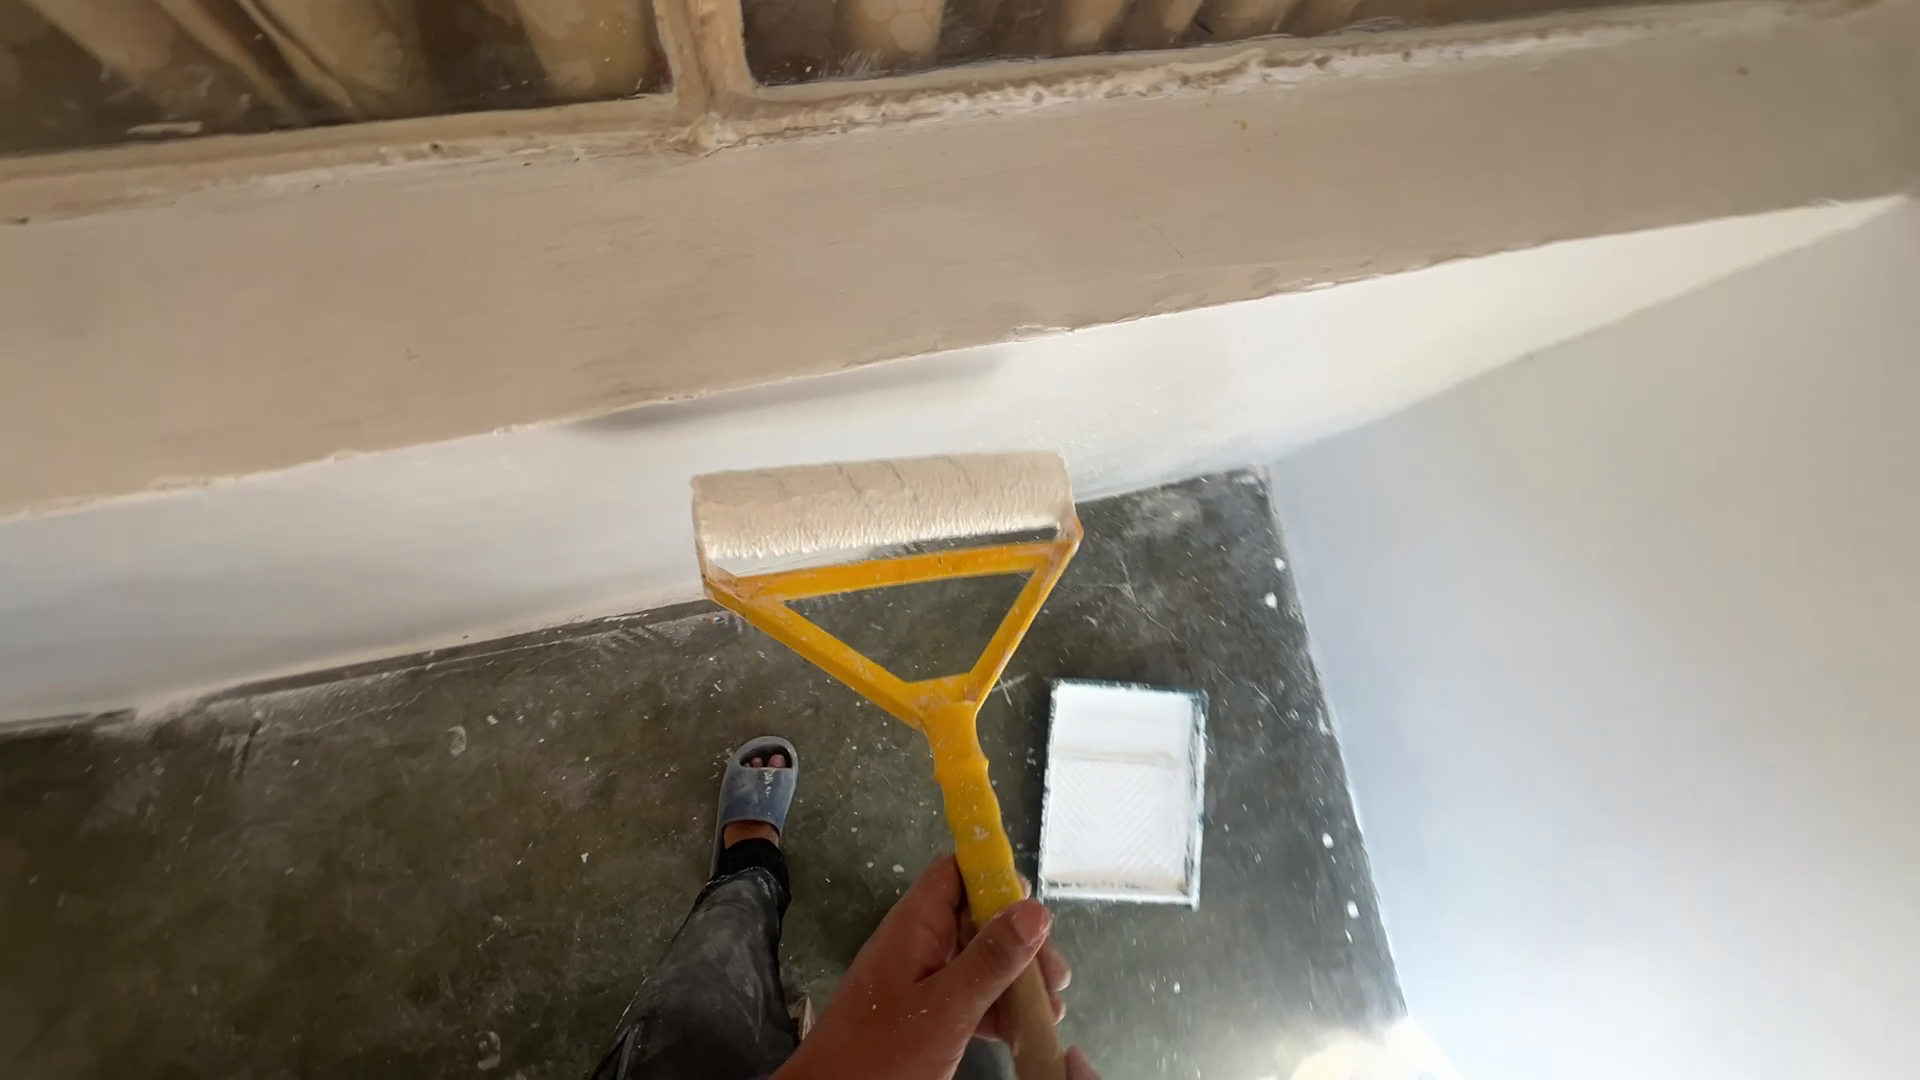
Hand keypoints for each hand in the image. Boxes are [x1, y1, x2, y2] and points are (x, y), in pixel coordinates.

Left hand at [773, 854, 1100, 1079]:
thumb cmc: (882, 1052)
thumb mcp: (946, 1008)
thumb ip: (990, 959)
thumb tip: (1035, 908)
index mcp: (917, 921)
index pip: (957, 870)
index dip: (996, 876)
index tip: (1034, 910)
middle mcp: (920, 938)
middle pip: (978, 915)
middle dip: (1020, 940)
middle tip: (1056, 976)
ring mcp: (921, 973)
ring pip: (977, 956)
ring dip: (1015, 977)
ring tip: (1051, 1008)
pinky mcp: (923, 1007)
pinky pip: (967, 990)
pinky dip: (996, 1004)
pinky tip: (1021, 1030)